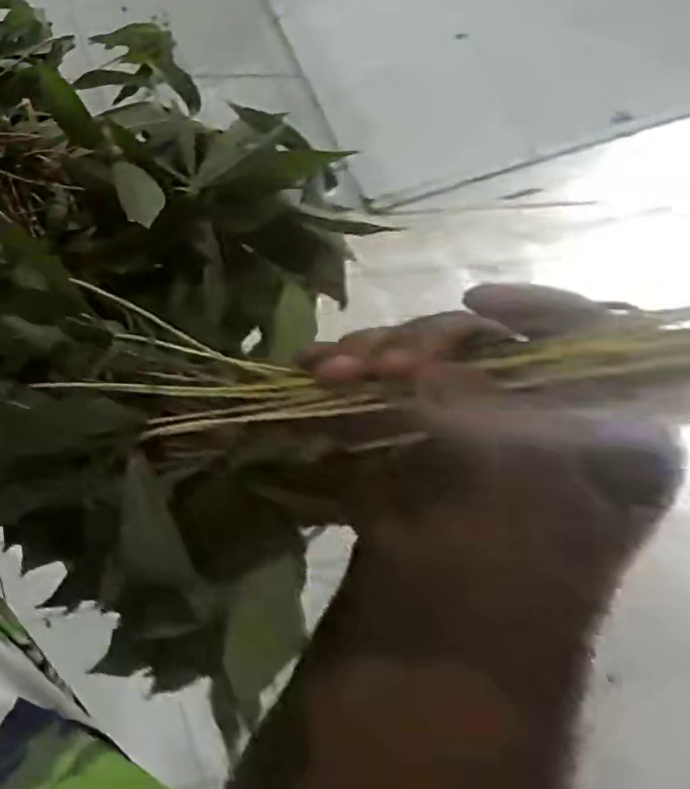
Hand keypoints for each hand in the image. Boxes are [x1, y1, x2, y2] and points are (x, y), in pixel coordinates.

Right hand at [303, 284, 681, 585]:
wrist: (438, 610)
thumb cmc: (510, 567)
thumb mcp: (527, 500)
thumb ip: (492, 425)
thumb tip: (425, 367)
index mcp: (600, 425)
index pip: (589, 343)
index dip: (543, 312)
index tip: (477, 301)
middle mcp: (527, 407)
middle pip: (479, 341)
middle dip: (421, 341)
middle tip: (378, 364)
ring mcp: (452, 410)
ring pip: (412, 351)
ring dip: (365, 352)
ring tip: (326, 371)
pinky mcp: (393, 418)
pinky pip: (365, 374)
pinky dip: (334, 365)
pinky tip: (310, 368)